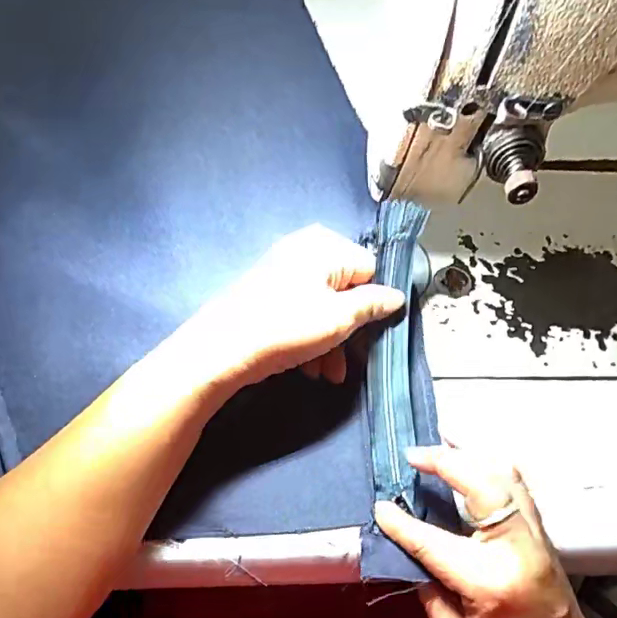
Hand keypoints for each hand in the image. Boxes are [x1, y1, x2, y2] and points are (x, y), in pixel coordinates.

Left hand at [174, 225, 406, 389]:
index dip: (372, 303)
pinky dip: (307, 337)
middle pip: (344, 290)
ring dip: (329, 342)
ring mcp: (281, 270)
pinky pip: (299, 311)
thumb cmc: (285, 328)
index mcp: (324, 245)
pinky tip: (306, 366)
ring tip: (324, 372)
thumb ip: (373, 304)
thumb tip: (395, 296)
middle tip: (344, 363)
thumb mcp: (340, 318)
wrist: (221, 350)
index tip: (369, 333)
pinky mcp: (265, 293)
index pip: (369, 269)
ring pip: (322, 306)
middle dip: (348, 331)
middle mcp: (302, 249)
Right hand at [374, 445, 616, 617]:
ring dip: (469, 458)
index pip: (435, 542)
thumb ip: (430, 592)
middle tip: (412, 456)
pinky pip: (516, 487)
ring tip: (437, 452)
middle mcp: (516, 549)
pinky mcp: (542, 534)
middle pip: (483, 486)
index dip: (402, 524)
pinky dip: (490, 469)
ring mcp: (535, 537)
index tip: (380, 507)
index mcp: (489, 582)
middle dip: (445, 463)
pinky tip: (469, 465)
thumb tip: (410, 554)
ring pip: (505, 478)